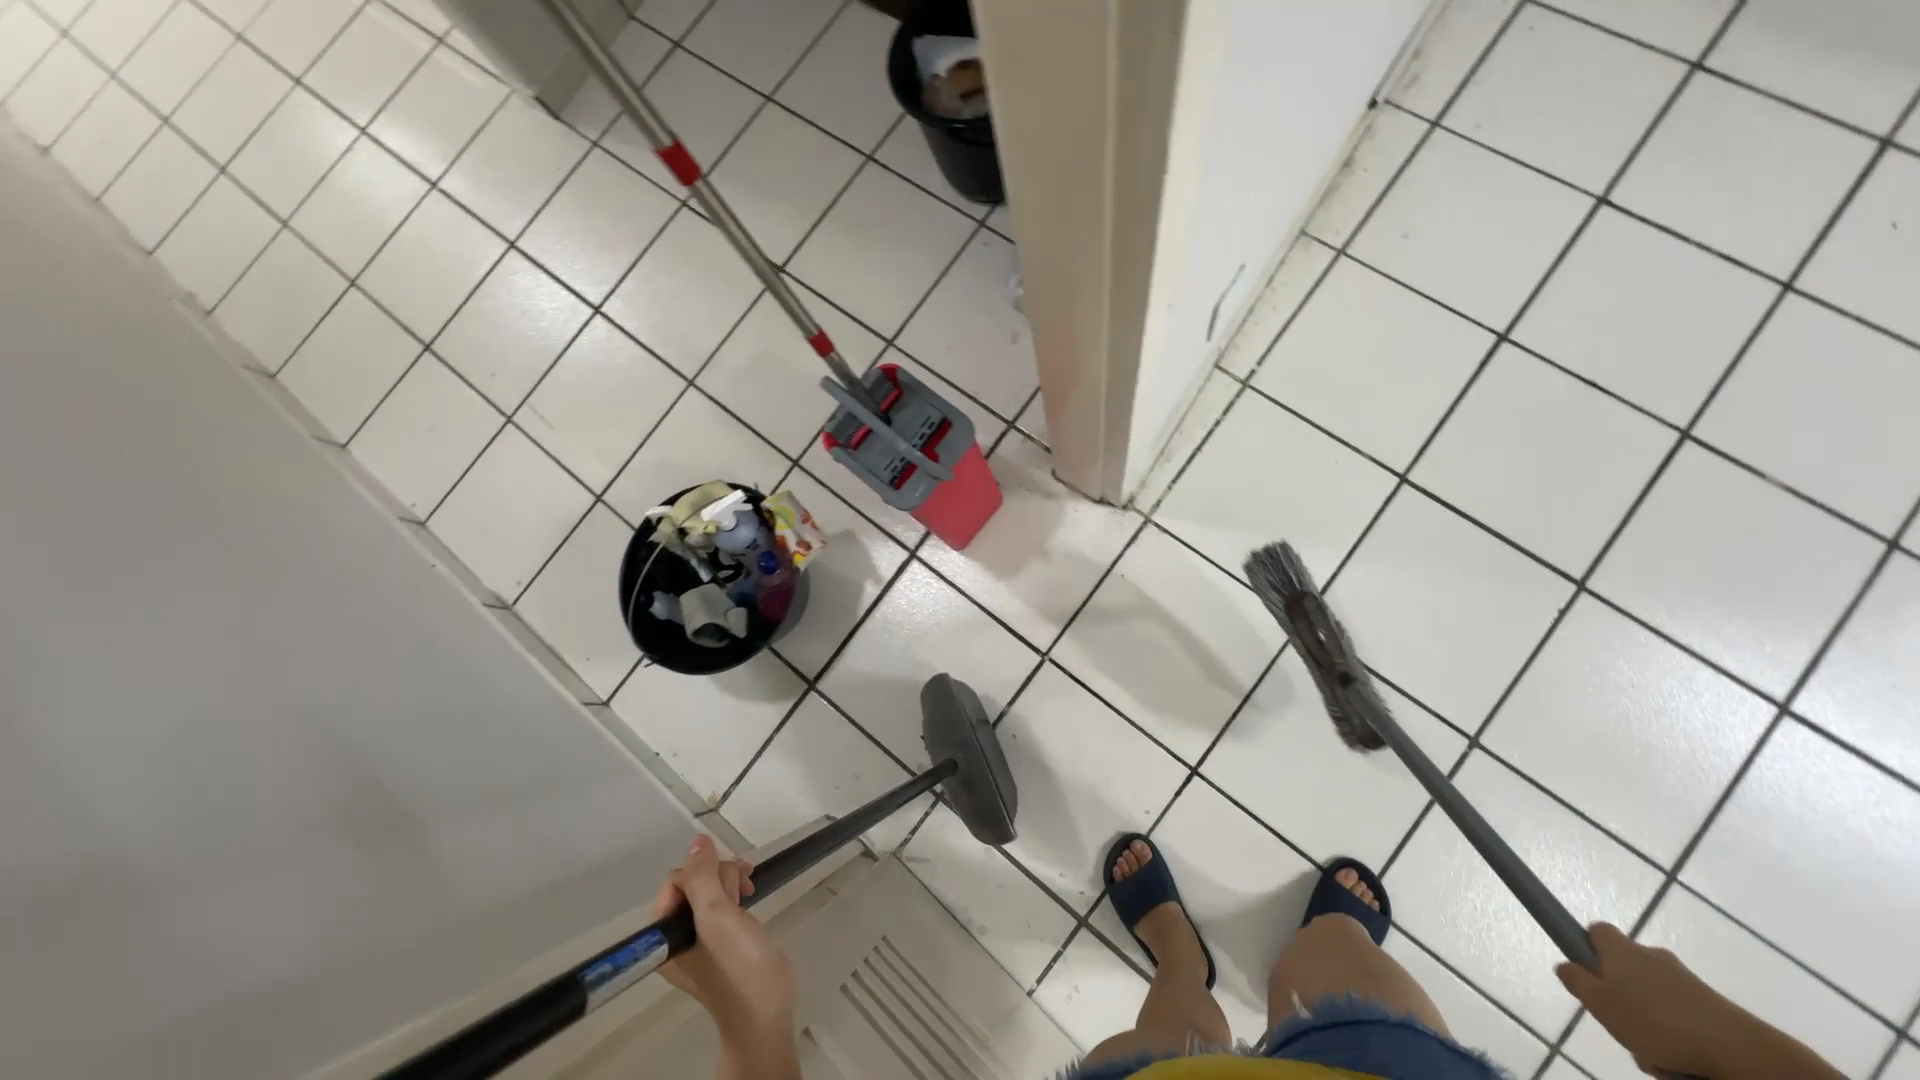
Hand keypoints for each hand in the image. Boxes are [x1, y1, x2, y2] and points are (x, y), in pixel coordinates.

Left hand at [650, 834, 794, 1044]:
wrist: (767, 1006)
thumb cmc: (736, 963)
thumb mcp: (715, 915)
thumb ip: (702, 876)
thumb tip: (698, 840)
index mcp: (665, 935)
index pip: (674, 883)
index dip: (700, 871)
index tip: (729, 875)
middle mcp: (677, 936)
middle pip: (692, 885)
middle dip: (719, 876)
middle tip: (744, 884)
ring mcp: (701, 940)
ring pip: (710, 892)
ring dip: (730, 881)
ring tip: (751, 887)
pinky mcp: (723, 941)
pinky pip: (722, 906)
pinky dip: (736, 894)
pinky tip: (751, 895)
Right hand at [1557, 923, 1739, 1077]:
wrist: (1737, 1050)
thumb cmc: (1655, 1020)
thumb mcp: (1600, 1003)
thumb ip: (1577, 981)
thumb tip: (1566, 965)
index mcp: (1622, 951)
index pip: (1597, 931)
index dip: (1587, 946)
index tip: (1586, 972)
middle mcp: (1653, 959)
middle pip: (1624, 972)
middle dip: (1619, 1000)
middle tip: (1618, 1024)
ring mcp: (1684, 983)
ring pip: (1651, 1002)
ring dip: (1646, 1027)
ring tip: (1653, 1056)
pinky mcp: (1710, 1008)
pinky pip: (1677, 1020)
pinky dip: (1673, 1040)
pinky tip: (1677, 1063)